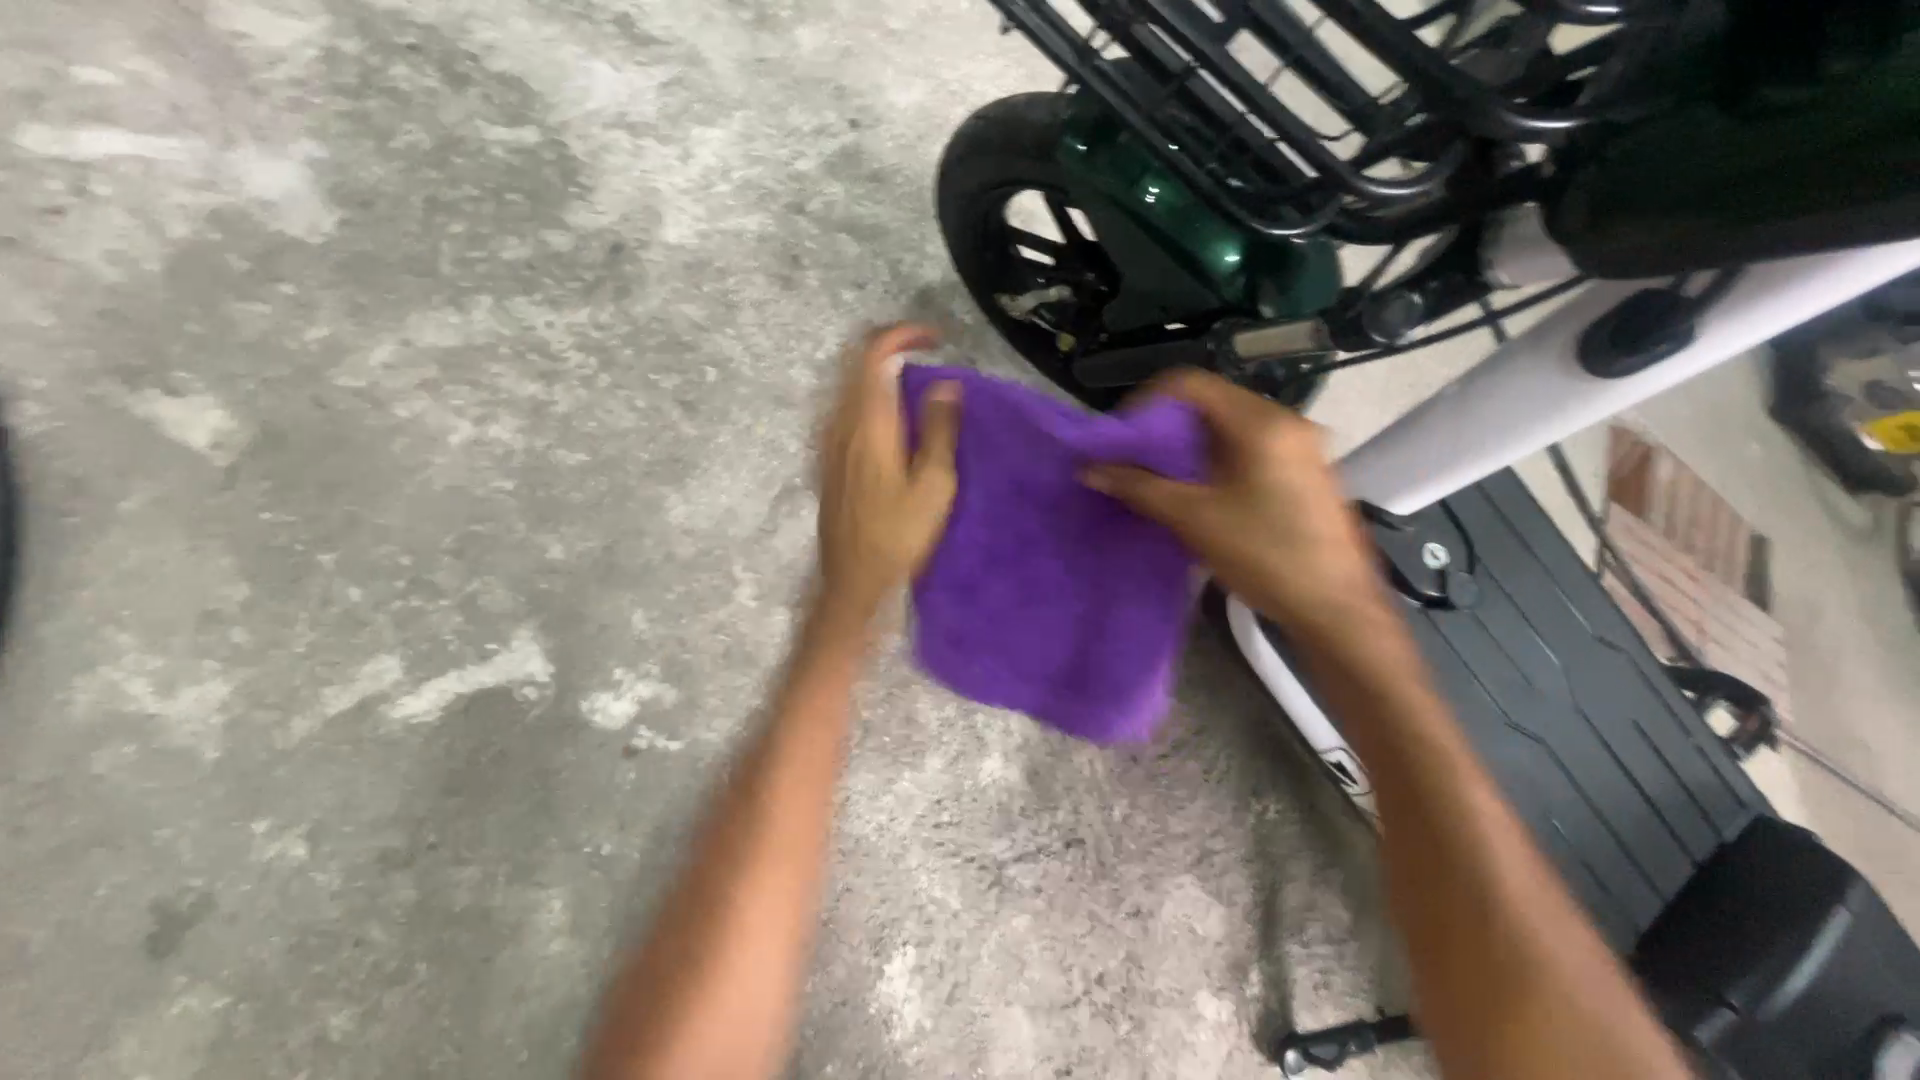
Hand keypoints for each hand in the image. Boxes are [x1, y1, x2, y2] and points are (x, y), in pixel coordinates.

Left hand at [814, 324, 961, 623]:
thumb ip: (939, 428)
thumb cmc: (900, 536)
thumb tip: (946, 384)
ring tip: (916, 386)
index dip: (905, 334)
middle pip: (855, 363)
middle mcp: (840, 424)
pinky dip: (869, 397)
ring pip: (848, 386)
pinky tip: (893, 420)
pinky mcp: (827, 460)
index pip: (875, 354)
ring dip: (879, 374)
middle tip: (928, 356)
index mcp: (868, 423)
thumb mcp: (934, 484)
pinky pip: (845, 409)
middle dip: (892, 348)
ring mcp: (828, 442)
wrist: (853, 581)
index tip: (937, 339)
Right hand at [1082, 369, 1379, 633]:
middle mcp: (1284, 422)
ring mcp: (1299, 447)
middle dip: (1165, 429)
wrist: (1336, 608)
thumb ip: (1139, 487)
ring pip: (1228, 428)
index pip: (1190, 384)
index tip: (1121, 439)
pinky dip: (1215, 462)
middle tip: (1132, 461)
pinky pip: (1249, 449)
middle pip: (1210, 403)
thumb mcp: (1194, 519)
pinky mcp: (1304, 471)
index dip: (1146, 405)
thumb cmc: (1265, 556)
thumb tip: (1091, 470)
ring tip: (1157, 481)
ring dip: (1188, 448)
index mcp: (1260, 422)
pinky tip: (1196, 495)